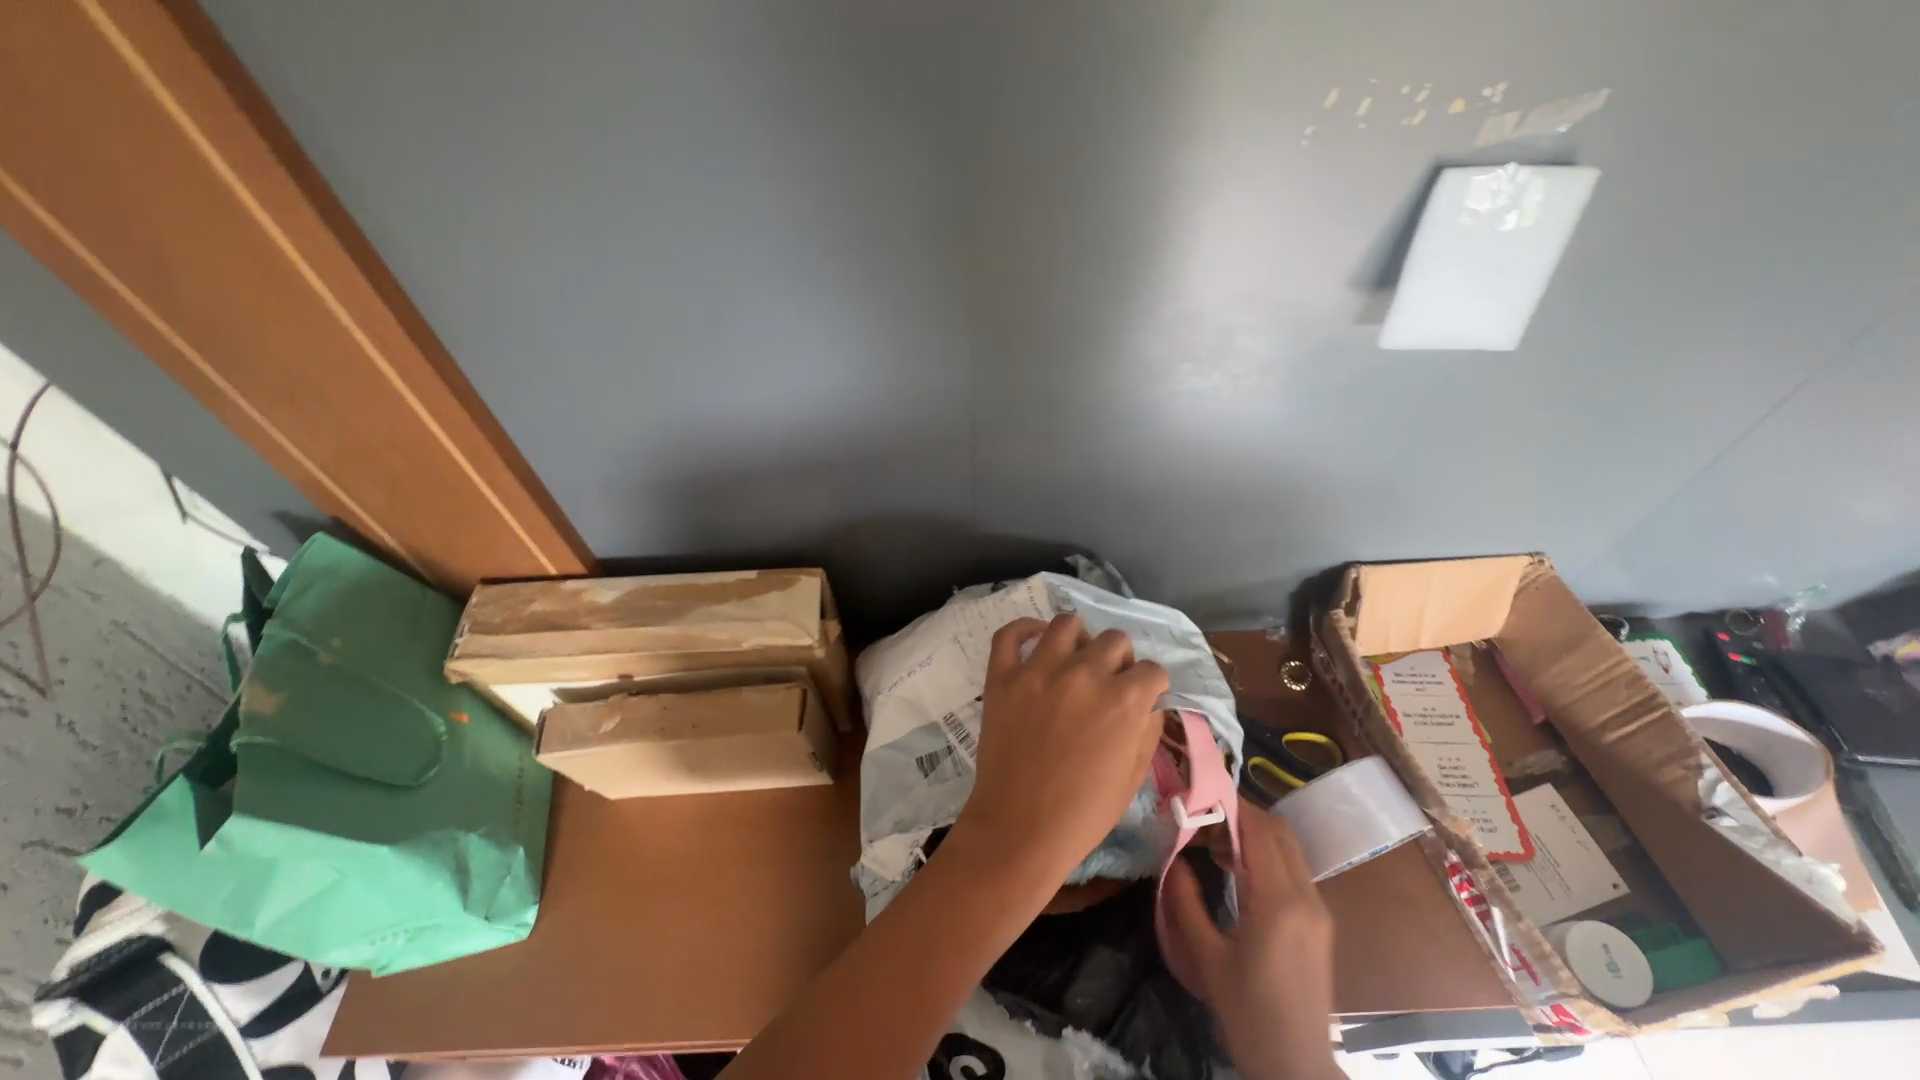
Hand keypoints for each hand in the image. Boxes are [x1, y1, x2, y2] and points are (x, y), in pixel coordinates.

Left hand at [950, 613, 1169, 883]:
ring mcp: (1039, 671)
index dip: (1151, 685)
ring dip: (1080, 640)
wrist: (1020, 830)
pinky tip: (1036, 640)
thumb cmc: (1083, 814)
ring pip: (1068, 624)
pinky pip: (1010, 633)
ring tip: (1075, 661)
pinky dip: (1024, 630)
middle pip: (1115, 640)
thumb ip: (1146, 731)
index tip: (1143, 697)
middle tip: (1109, 683)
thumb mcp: (1134, 777)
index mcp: (1124, 701)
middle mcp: (1084, 674)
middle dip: (1120, 660)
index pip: (1151, 670)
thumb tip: (1148, 704)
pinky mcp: (1002, 677)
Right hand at [1164, 804, 1340, 1079]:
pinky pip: (1293, 871)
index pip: (1259, 830)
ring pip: (1289, 850)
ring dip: (1253, 835)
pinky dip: (1265, 857)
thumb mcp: (1205, 957)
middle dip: (1240, 814)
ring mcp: (1318, 909)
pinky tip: (1236, 870)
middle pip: (1279, 832)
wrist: (1296, 1065)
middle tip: (1200, 815)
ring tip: (1211, 840)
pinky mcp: (1319, 923)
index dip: (1229, 804)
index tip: (1196, 794)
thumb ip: (1185, 901)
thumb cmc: (1247, 1013)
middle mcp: (1306, 896)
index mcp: (1278, 901)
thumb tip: (1171, 858)